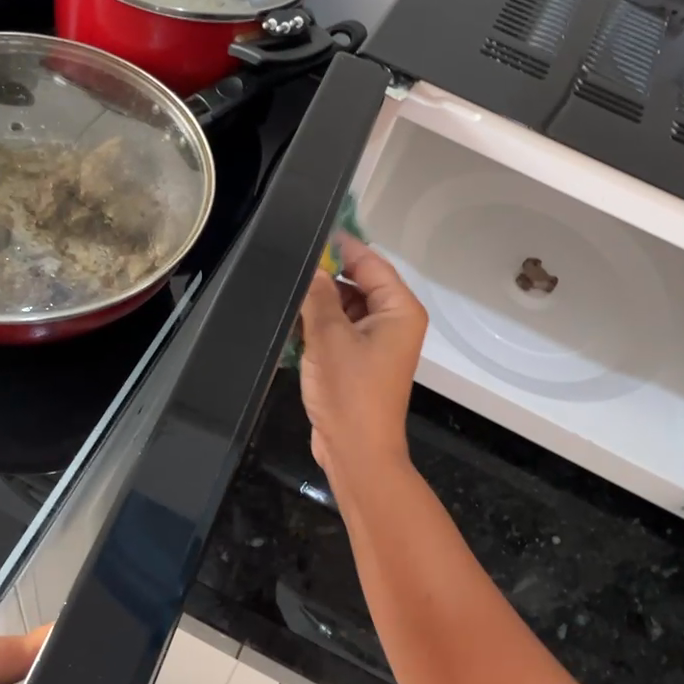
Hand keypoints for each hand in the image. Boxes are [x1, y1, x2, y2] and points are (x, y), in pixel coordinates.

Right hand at [298, 234, 427, 484]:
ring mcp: (375, 343)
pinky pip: (338, 330)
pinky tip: (289, 320)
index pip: (371, 263)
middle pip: (357, 284)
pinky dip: (317, 325)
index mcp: (399, 310)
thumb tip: (310, 265)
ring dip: (317, 303)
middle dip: (325, 276)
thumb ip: (317, 294)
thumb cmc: (350, 391)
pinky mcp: (358, 362)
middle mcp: (393, 322)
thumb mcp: (329, 337)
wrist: (356, 452)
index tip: (310, 231)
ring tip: (283, 289)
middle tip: (287, 263)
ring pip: (344, 307)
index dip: (342, 246)